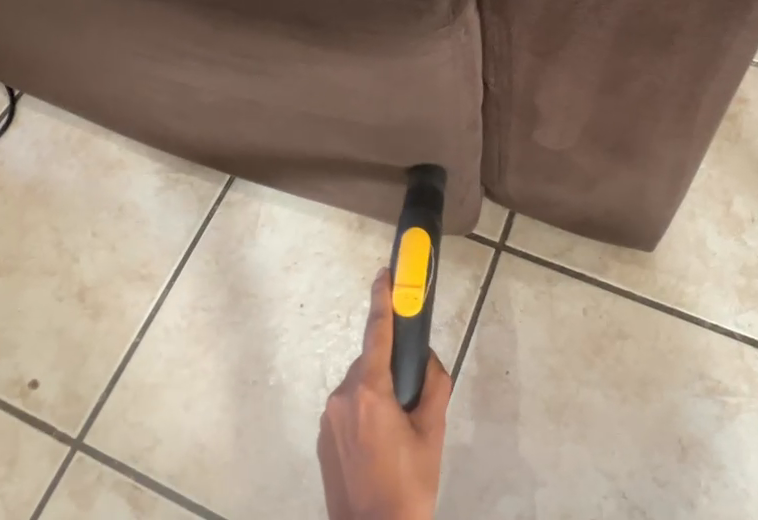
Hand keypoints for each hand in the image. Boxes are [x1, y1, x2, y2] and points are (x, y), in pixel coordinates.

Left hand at [318, 269, 451, 519]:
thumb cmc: (409, 484)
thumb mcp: (433, 433)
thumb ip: (434, 386)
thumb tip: (428, 361)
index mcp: (370, 391)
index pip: (378, 333)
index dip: (383, 299)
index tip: (386, 273)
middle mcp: (342, 396)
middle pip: (371, 362)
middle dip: (392, 367)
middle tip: (415, 396)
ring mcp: (328, 418)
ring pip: (360, 386)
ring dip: (379, 392)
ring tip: (400, 430)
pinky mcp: (323, 438)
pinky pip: (349, 408)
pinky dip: (366, 411)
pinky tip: (381, 444)